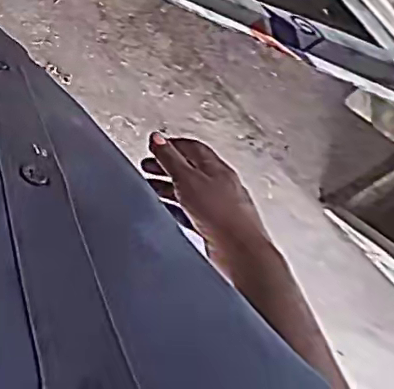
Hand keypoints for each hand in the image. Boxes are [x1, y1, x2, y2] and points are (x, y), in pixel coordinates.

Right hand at [144, 133, 270, 256]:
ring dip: (171, 187)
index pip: (192, 147)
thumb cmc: (221, 215)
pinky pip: (196, 213)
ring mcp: (223, 208)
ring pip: (192, 192)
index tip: (156, 145)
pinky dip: (180, 208)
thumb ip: (169, 158)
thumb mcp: (186, 179)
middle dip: (168, 166)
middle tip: (150, 165)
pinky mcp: (220, 229)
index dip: (171, 145)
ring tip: (153, 187)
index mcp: (217, 168)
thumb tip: (157, 138)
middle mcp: (223, 186)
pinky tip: (171, 212)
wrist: (243, 255)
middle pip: (191, 169)